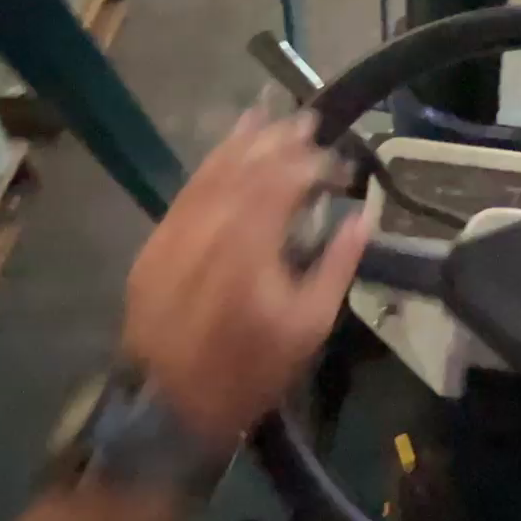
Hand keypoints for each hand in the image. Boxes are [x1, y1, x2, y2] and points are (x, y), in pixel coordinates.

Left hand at [123, 110, 367, 448]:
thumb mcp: (311, 326)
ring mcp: (175, 231)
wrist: (169, 404)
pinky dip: (211, 164)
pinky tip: (228, 147)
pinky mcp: (157, 242)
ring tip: (270, 116)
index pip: (284, 182)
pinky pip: (187, 190)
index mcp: (250, 247)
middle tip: (311, 123)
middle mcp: (208, 227)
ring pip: (212, 172)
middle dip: (280, 141)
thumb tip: (363, 218)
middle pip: (246, 166)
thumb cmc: (251, 369)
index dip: (315, 165)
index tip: (343, 167)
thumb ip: (338, 264)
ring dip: (244, 141)